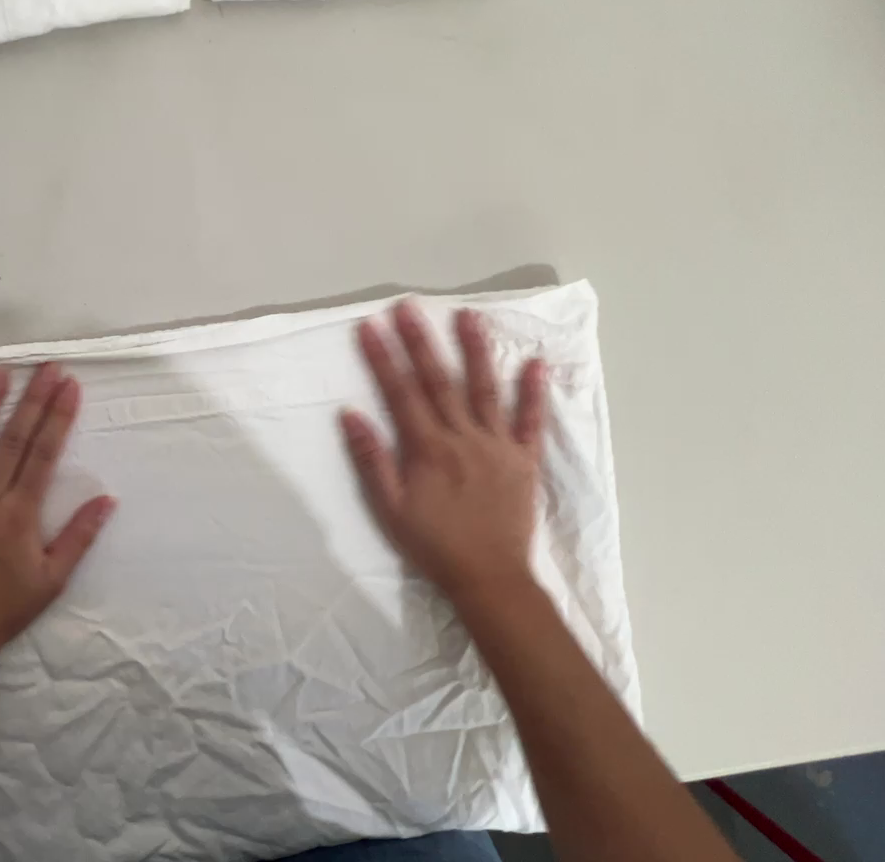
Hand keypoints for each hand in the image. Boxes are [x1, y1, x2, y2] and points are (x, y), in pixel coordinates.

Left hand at [0, 364, 116, 671]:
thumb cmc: (4, 610)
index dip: (58, 416)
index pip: (44, 453)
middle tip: (46, 367)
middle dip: (32, 398)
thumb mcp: (52, 580)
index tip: (69, 385)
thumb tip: (108, 499)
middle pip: (12, 439)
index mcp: (19, 514)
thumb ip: (79, 537)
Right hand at [340, 302, 548, 603]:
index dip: (384, 357)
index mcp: (427, 448)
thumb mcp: (389, 507)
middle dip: (421, 341)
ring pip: (484, 388)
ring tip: (468, 315)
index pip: (400, 392)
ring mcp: (497, 445)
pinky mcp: (523, 458)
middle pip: (438, 381)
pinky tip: (534, 363)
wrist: (490, 578)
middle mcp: (462, 437)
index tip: (370, 326)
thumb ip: (371, 458)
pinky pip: (530, 420)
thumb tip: (350, 414)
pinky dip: (533, 392)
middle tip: (408, 307)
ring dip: (475, 349)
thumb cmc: (432, 544)